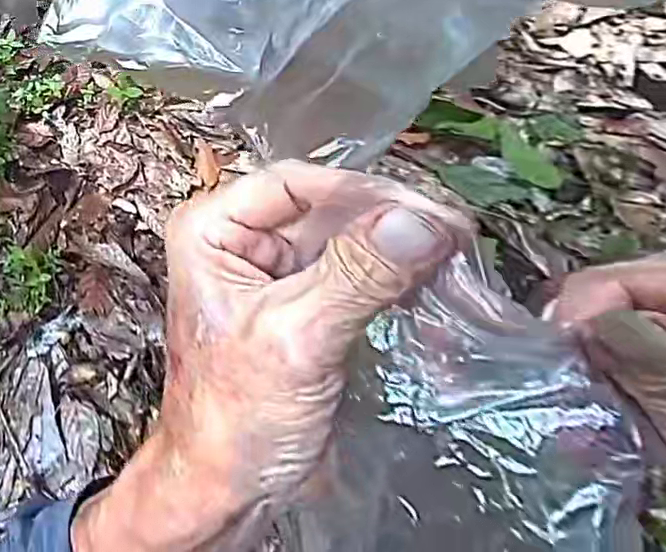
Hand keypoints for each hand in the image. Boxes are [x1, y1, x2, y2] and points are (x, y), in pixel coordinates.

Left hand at [72, 162, 463, 551]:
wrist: (224, 482)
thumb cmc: (235, 413)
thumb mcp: (295, 338)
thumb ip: (354, 276)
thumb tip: (417, 221)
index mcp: (210, 227)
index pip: (289, 183)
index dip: (358, 189)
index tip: (425, 208)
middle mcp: (237, 236)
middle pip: (320, 206)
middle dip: (385, 216)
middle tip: (454, 231)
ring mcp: (269, 268)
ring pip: (341, 237)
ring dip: (395, 243)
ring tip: (455, 252)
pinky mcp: (299, 299)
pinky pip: (350, 271)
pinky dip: (390, 274)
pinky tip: (431, 278)